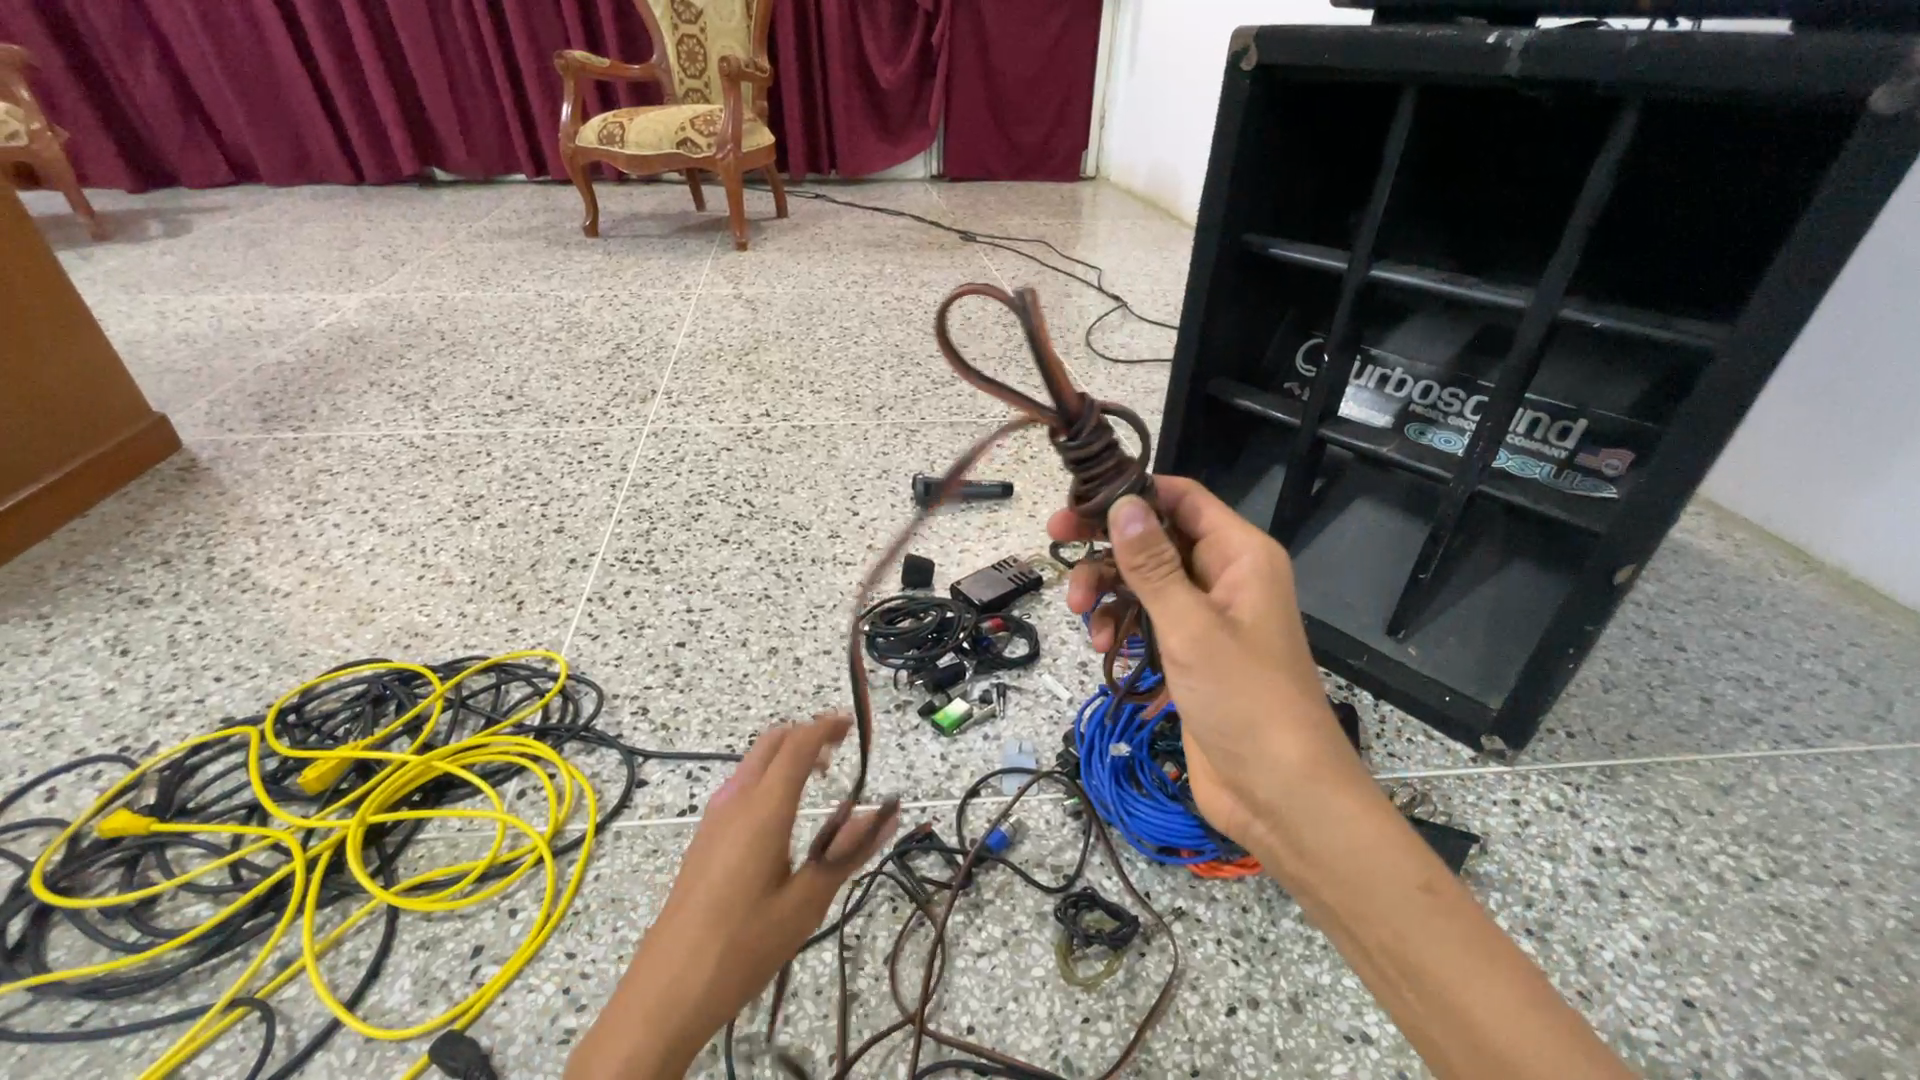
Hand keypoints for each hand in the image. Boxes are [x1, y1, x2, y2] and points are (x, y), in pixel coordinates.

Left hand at [567, 715, 899, 1079]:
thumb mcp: (807, 903)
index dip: (827, 727)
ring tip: (821, 776)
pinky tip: (785, 813)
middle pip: (771, 743)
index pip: (798, 745)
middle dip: (806, 734)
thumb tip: (887, 813)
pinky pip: (741, 787)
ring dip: (786, 756)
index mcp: (764, 810)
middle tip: (841, 746)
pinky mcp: (705, 839)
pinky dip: (769, 778)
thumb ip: (848, 852)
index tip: (854, 724)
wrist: (669, 987)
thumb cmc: (744, 945)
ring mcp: (714, 819)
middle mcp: (735, 802)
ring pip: (752, 763)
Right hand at [1047, 478, 1368, 860]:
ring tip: (1081, 616)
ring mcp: (1205, 617)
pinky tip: (1103, 648)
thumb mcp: (1190, 627)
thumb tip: (1122, 503)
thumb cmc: (1244, 700)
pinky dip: (1121, 627)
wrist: (1278, 791)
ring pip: (1144, 581)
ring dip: (1107, 591)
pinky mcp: (1189, 653)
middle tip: (1055, 543)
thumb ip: (1152, 565)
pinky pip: (1146, 621)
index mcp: (1239, 556)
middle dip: (1106, 546)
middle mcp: (1223, 577)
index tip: (1077, 503)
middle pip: (1155, 538)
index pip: (1181, 498)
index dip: (1131, 493)